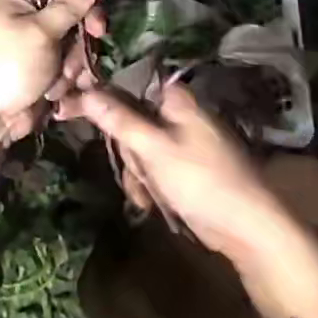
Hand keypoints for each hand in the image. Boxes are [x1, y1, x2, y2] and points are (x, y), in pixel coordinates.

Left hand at [0, 0, 105, 156]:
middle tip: (92, 41)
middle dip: (80, 36)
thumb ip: (68, 7)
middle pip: (74, 14)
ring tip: (59, 79)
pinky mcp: (50, 68)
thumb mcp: (40, 32)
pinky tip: (58, 91)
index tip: (95, 10)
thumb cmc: (11, 65)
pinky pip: (73, 64)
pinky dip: (69, 78)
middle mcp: (32, 17)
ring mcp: (42, 44)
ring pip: (78, 42)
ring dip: (73, 63)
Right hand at [63, 81, 283, 260]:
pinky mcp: (187, 165)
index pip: (124, 84)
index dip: (96, 97)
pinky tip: (154, 203)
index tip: (65, 110)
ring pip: (138, 146)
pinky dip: (149, 184)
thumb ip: (118, 119)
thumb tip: (85, 90)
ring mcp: (184, 139)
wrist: (251, 233)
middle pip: (128, 118)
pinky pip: (153, 165)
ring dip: (137, 173)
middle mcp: (179, 112)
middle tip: (135, 173)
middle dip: (126, 152)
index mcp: (176, 98)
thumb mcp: (153, 149)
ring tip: (148, 196)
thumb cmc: (202, 182)